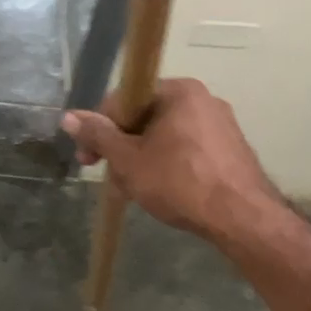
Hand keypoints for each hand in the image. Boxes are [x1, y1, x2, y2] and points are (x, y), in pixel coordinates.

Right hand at [61, 78, 284, 243]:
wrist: (242, 219)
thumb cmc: (178, 181)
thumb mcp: (127, 159)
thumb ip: (98, 134)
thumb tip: (68, 117)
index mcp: (178, 91)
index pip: (123, 100)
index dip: (99, 128)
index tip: (88, 158)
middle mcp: (202, 99)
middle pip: (143, 117)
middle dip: (121, 147)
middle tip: (107, 175)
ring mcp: (220, 124)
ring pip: (163, 135)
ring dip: (140, 158)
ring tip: (131, 189)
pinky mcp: (230, 148)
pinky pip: (185, 148)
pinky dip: (166, 164)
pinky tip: (158, 189)